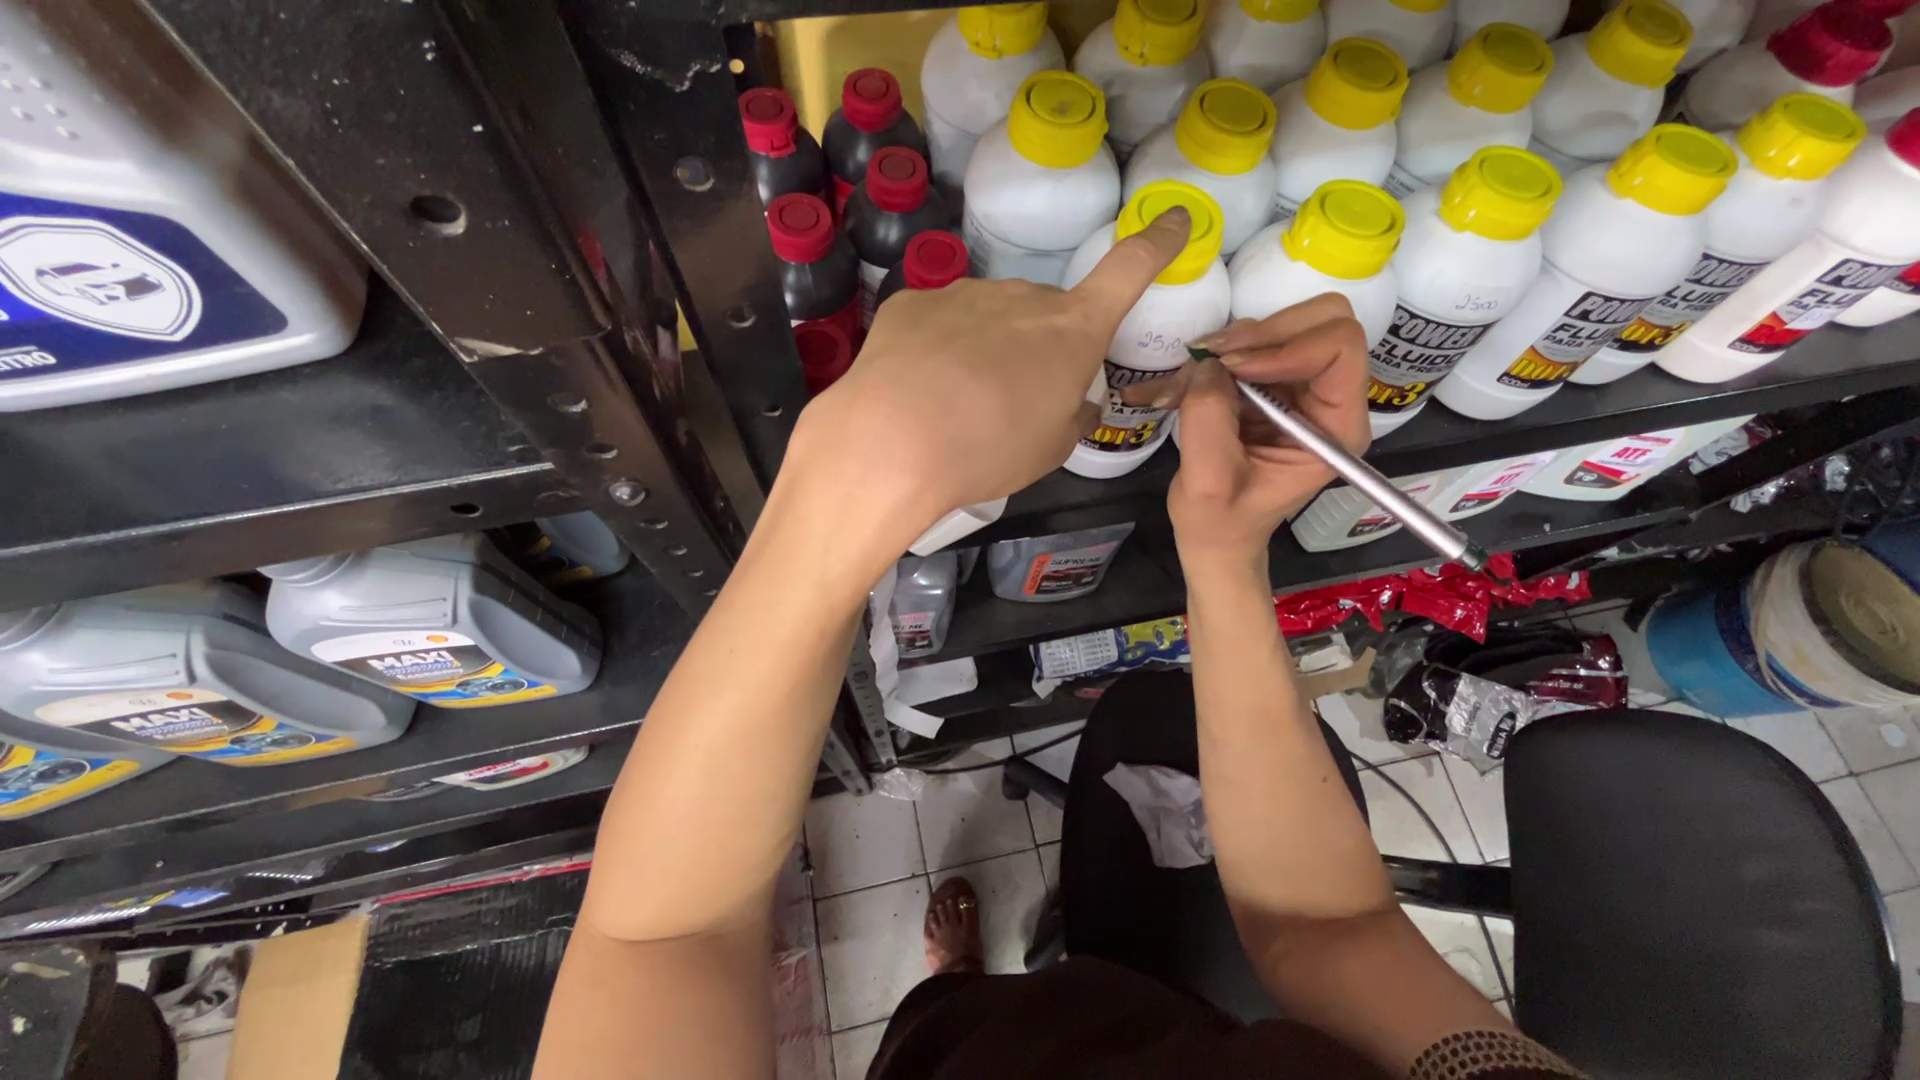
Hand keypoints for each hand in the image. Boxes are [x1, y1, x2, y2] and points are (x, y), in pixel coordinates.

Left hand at [782, 209, 1192, 541]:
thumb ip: (1072, 416)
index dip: (1157, 245)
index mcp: (1071, 330)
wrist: (892, 444)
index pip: (1128, 272)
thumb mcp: (1050, 449)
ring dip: (986, 347)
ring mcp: (963, 293)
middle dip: (1039, 345)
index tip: (1175, 221)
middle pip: (1044, 312)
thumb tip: (1076, 402)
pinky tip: (918, 386)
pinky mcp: (912, 302)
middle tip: (1013, 400)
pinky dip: (938, 347)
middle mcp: (1021, 296)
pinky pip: (940, 322)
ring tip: (958, 402)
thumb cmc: (989, 449)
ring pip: (989, 316)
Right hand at [1169, 294, 1371, 572]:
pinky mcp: (1268, 382)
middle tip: (1208, 361)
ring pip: (1277, 326)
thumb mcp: (1207, 479)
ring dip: (1223, 350)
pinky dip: (1205, 361)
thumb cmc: (1219, 521)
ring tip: (1178, 388)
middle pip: (1318, 319)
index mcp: (1336, 427)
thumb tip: (1207, 364)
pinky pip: (1245, 345)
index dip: (1285, 346)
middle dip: (1258, 334)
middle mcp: (1328, 399)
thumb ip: (1208, 416)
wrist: (1214, 535)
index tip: (1232, 369)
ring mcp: (1298, 386)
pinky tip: (1168, 390)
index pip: (1339, 347)